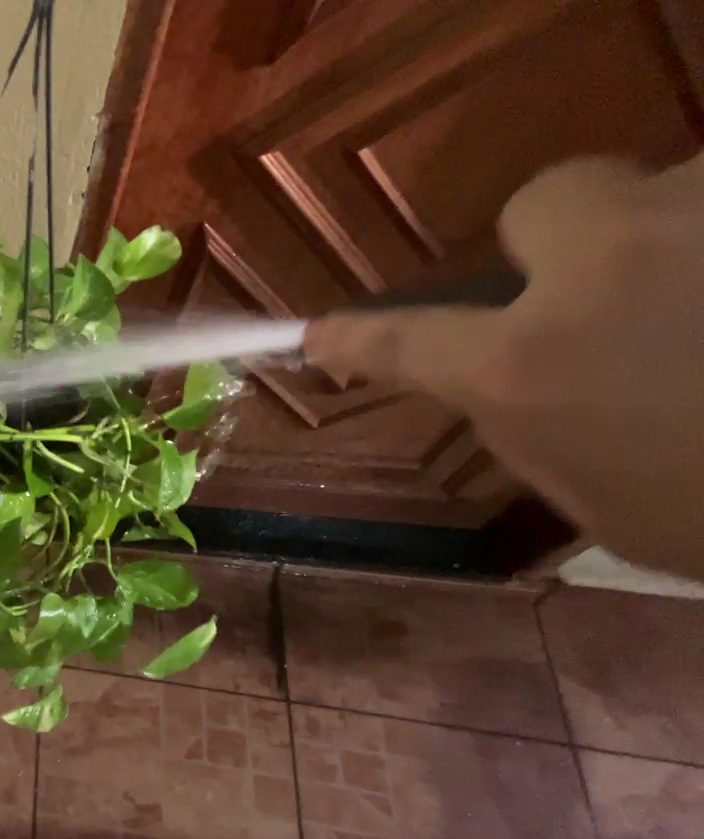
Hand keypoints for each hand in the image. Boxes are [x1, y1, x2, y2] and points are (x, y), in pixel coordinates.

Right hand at [303, 154, 703, 578]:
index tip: (322, 336)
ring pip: (685, 186)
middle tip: (611, 284)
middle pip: (553, 193)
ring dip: (686, 234)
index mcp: (529, 365)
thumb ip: (540, 423)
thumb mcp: (602, 500)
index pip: (403, 341)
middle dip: (567, 232)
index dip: (356, 340)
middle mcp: (608, 270)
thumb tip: (520, 379)